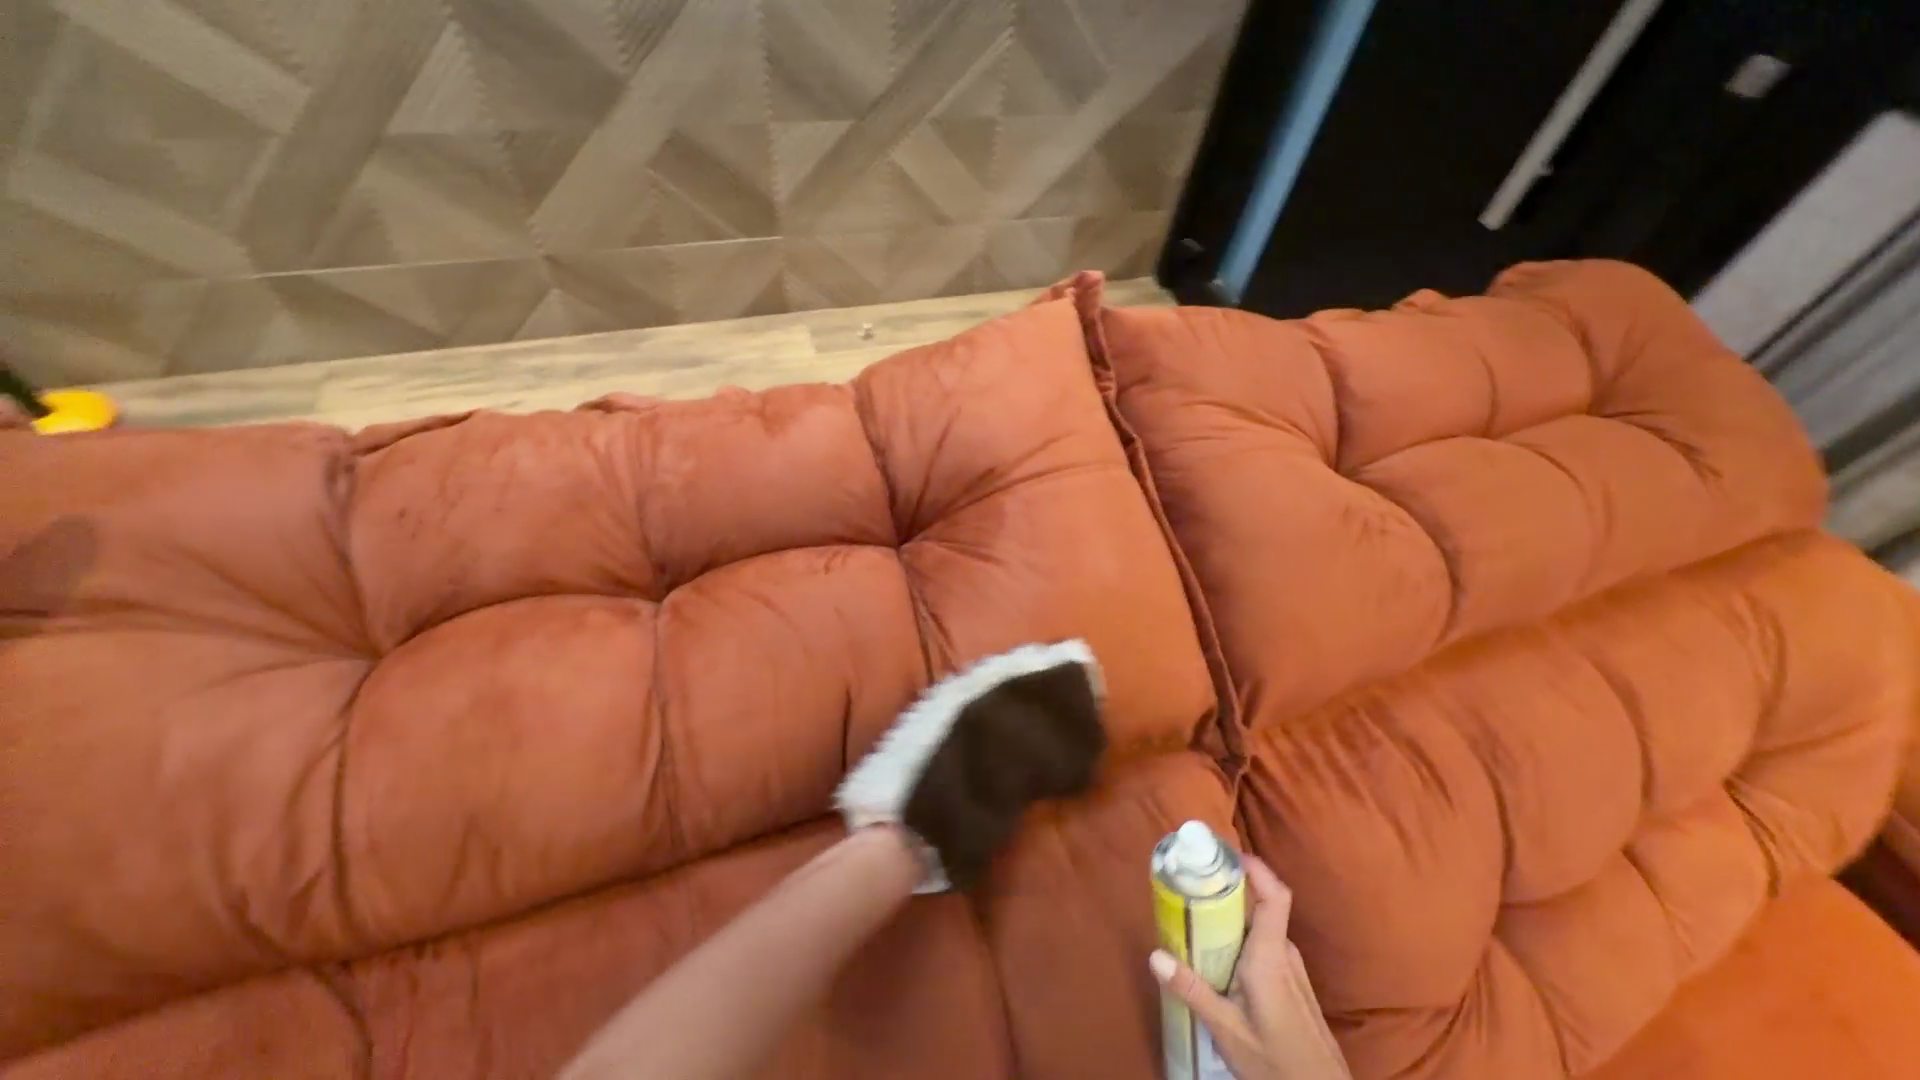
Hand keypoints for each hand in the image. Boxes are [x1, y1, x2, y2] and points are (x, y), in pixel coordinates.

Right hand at [1150, 857, 1350, 1079]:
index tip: (1222, 854)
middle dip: (1226, 893)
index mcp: (1271, 957)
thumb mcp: (1227, 1032)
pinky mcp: (1294, 987)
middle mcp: (1285, 955)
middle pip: (1260, 908)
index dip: (1254, 867)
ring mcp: (1293, 971)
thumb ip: (1193, 991)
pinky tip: (1218, 963)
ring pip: (1261, 931)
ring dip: (1232, 921)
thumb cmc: (1277, 1064)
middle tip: (1189, 889)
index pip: (1274, 895)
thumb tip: (1154, 954)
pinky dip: (1241, 942)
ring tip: (1195, 923)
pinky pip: (1266, 949)